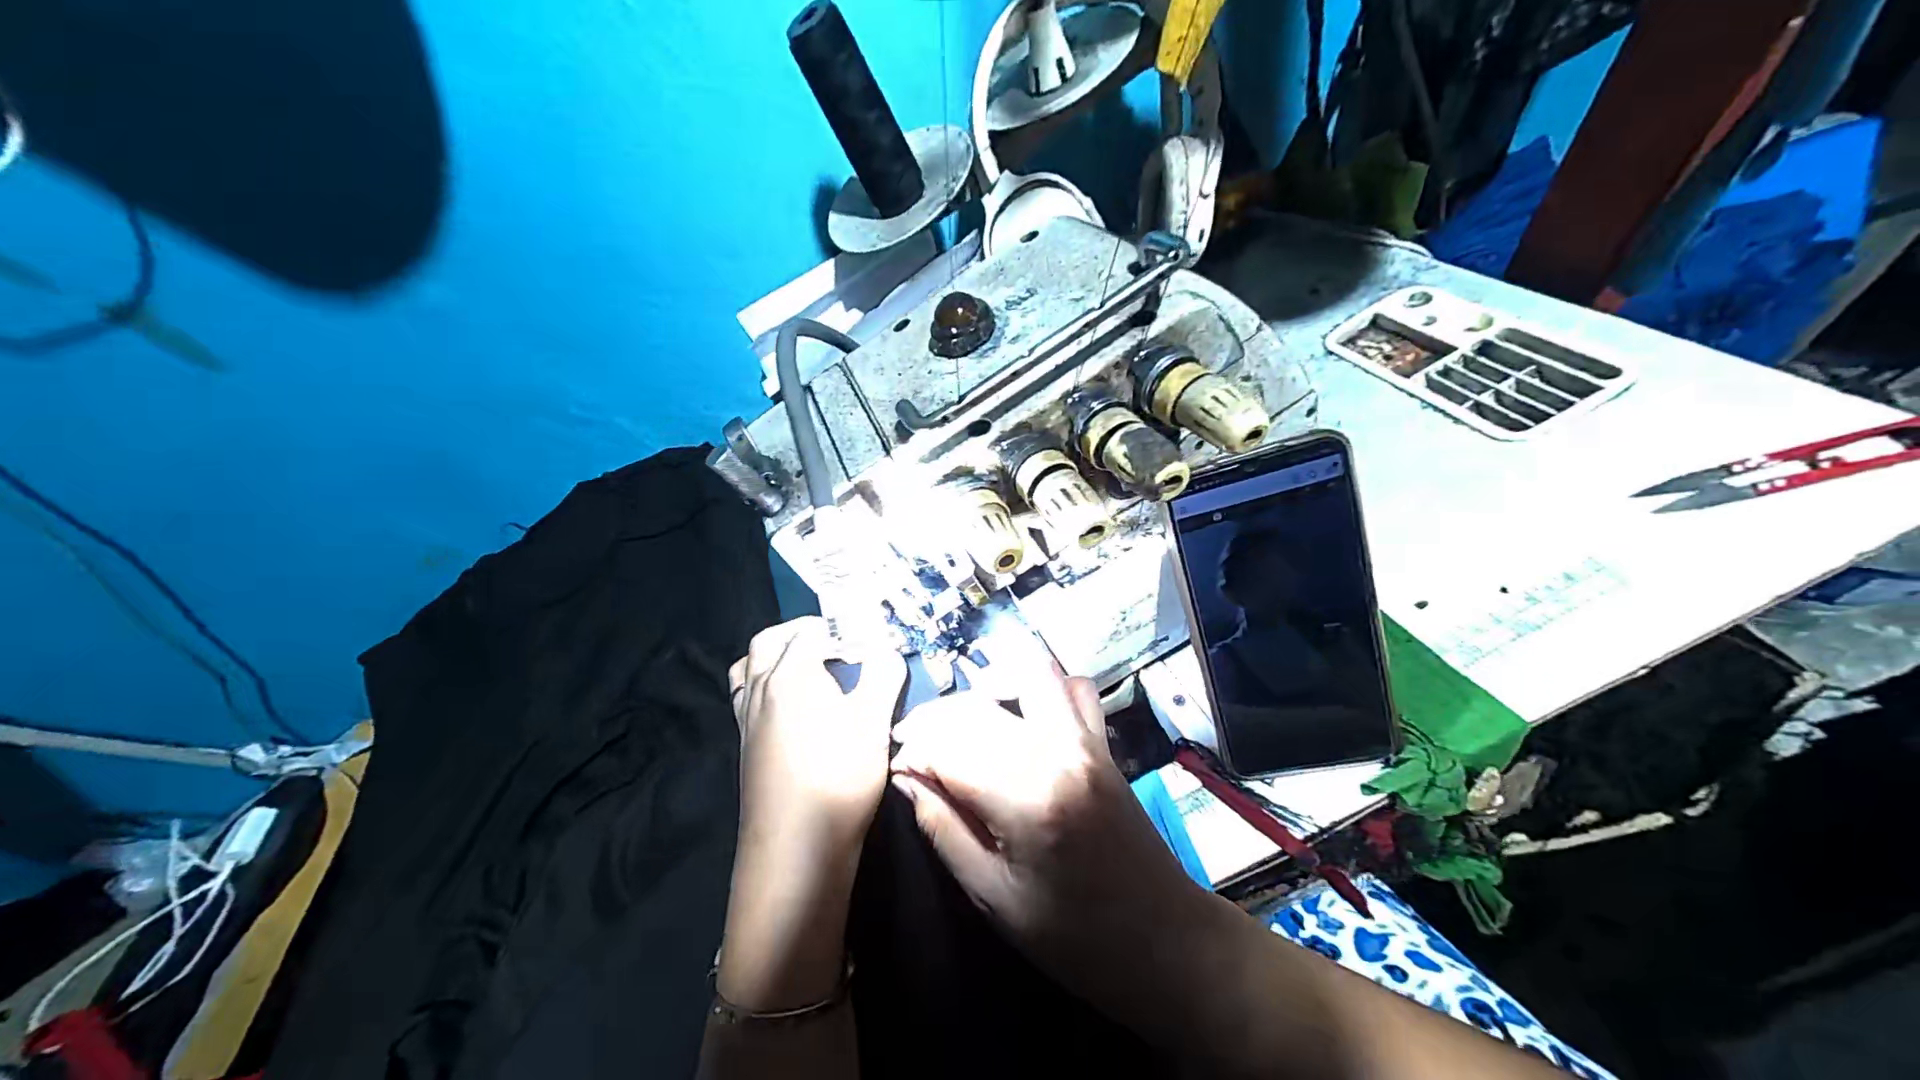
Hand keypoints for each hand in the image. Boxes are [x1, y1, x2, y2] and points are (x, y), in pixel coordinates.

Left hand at [718, 616, 904, 1010]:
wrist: (794, 849)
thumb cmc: (838, 777)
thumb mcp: (874, 723)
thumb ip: (882, 677)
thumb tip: (887, 651)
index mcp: (791, 673)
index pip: (811, 631)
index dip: (839, 628)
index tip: (864, 636)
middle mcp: (760, 688)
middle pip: (770, 640)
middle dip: (800, 632)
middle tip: (834, 643)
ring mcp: (746, 719)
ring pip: (749, 667)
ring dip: (775, 656)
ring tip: (808, 671)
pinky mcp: (744, 746)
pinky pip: (746, 696)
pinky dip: (766, 686)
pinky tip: (794, 711)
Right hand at [887, 661, 1216, 1023]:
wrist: (1165, 940)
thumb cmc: (1074, 936)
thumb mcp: (993, 897)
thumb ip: (943, 829)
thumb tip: (905, 779)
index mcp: (1026, 796)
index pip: (947, 745)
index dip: (912, 753)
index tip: (898, 772)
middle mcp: (1057, 751)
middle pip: (976, 706)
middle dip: (934, 721)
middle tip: (916, 752)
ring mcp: (1086, 740)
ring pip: (1022, 679)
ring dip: (982, 694)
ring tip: (960, 729)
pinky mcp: (1102, 742)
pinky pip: (1072, 689)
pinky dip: (1041, 687)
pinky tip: (1020, 714)